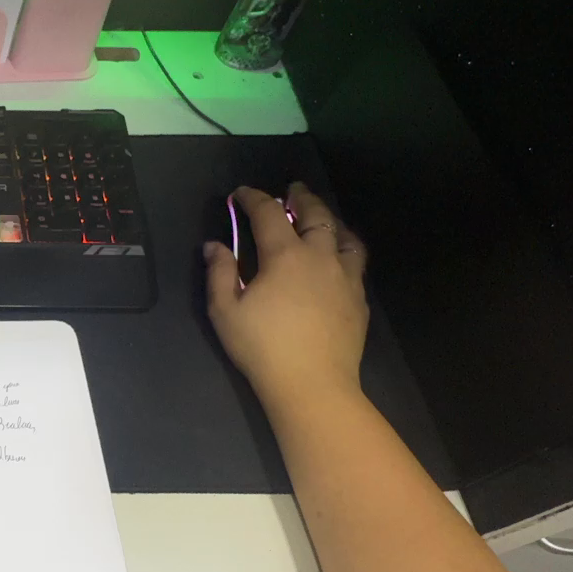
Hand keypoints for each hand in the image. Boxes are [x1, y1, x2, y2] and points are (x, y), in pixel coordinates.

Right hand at [204, 183, 368, 408]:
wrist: (311, 381)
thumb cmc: (260, 346)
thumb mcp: (225, 311)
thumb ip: (219, 274)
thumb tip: (214, 245)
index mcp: (284, 256)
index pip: (268, 215)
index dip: (253, 199)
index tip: (241, 193)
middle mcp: (319, 256)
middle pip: (314, 215)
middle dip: (300, 198)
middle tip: (291, 191)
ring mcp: (345, 275)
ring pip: (342, 234)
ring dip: (328, 220)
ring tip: (321, 218)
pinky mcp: (358, 296)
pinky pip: (355, 259)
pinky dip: (344, 246)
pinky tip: (338, 254)